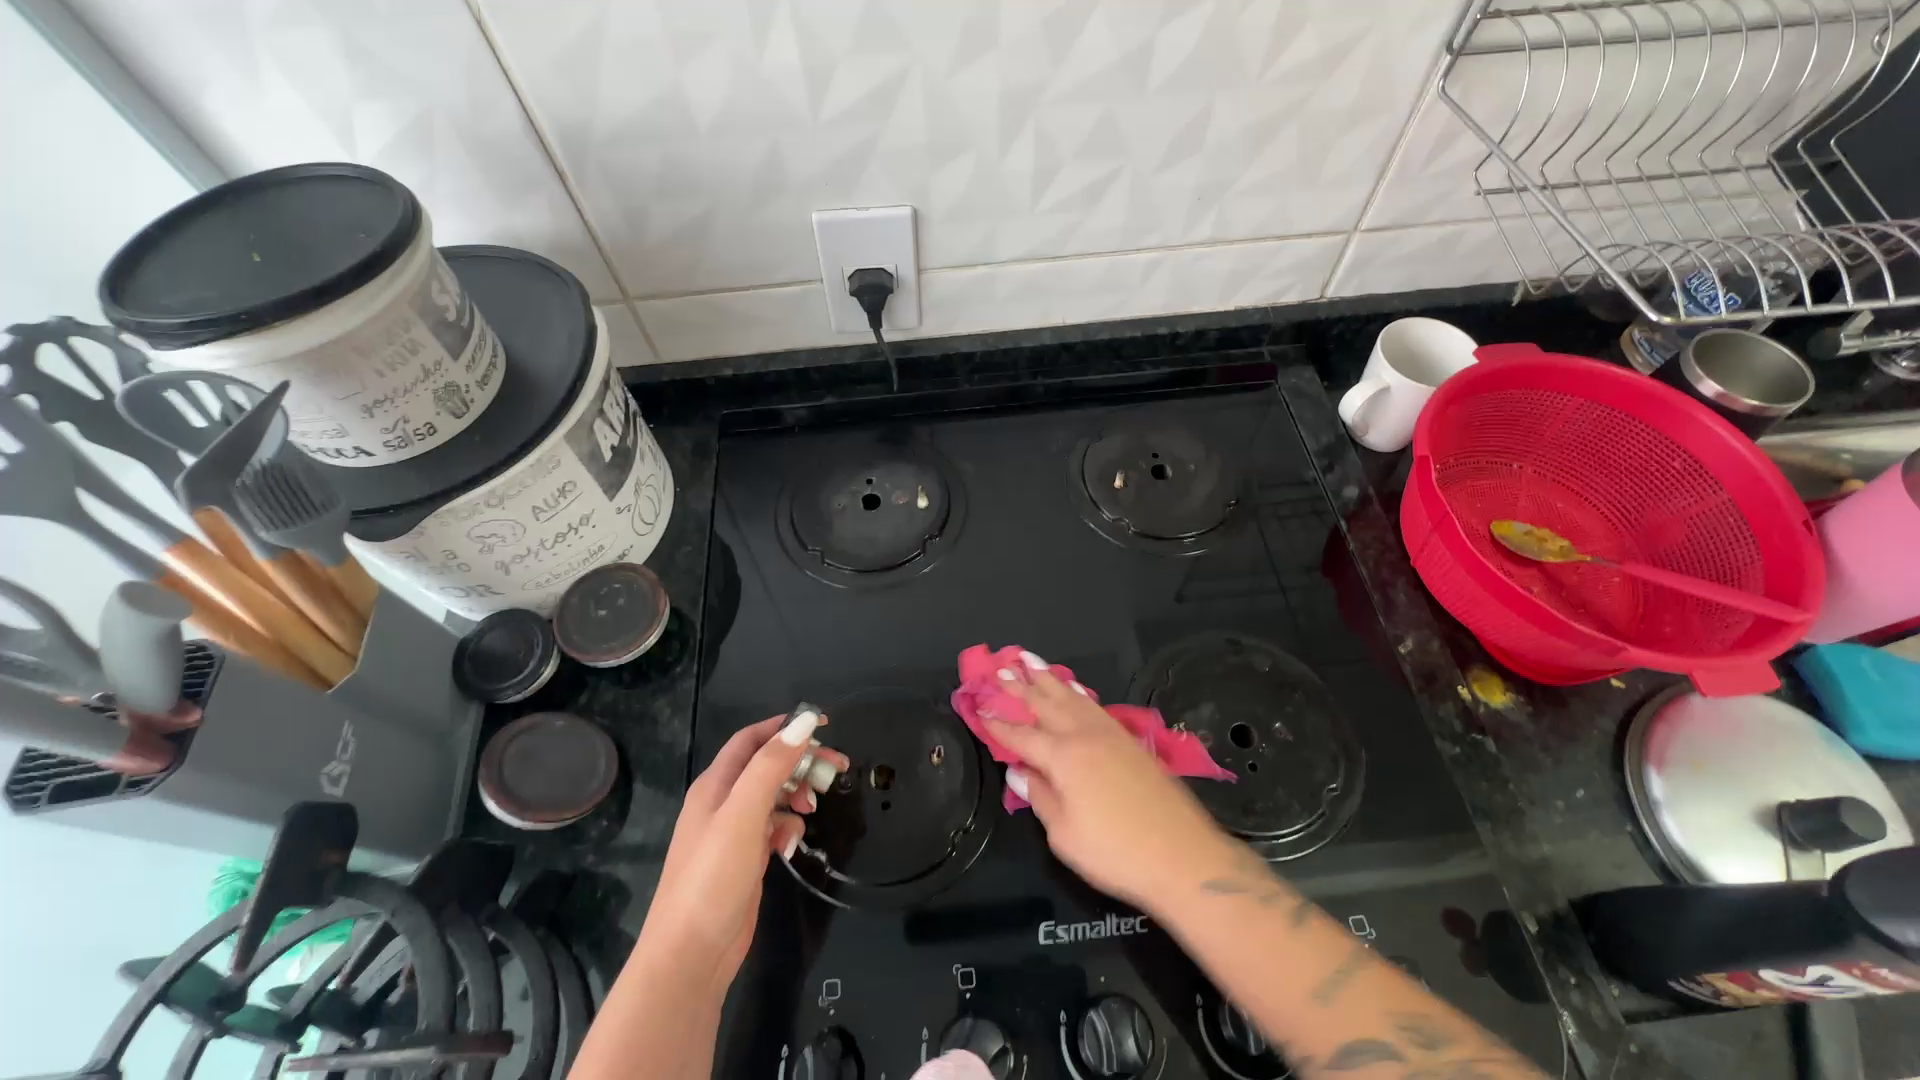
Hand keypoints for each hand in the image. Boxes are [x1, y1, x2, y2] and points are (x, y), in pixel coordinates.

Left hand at [639, 709, 849, 987]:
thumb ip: (772, 766)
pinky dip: (787, 827)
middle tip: (837, 768)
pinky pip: (771, 829)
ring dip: (796, 794)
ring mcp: (732, 834)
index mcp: (714, 785)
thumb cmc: (713, 877)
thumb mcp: (744, 814)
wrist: (690, 954)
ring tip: (814, 806)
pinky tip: (793, 842)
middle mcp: (721, 804)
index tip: (824, 726)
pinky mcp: (743, 861)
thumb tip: (804, 721)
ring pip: (771, 798)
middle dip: (800, 762)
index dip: (784, 727)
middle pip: (766, 766)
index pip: (751, 739)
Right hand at [982, 655, 1238, 913]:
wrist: (1184, 858)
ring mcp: (1112, 736)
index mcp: (1064, 757)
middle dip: (1020, 686)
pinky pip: (1094, 707)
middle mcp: (1086, 736)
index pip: (1021, 736)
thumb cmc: (1116, 853)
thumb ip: (1040, 797)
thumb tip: (1019, 772)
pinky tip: (1073, 690)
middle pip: (1046, 704)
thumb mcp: (1064, 835)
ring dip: (1049, 679)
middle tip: (999, 666)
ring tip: (1030, 662)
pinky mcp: (1132, 743)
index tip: (978, 706)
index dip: (998, 723)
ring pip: (1073, 698)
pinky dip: (1077, 693)